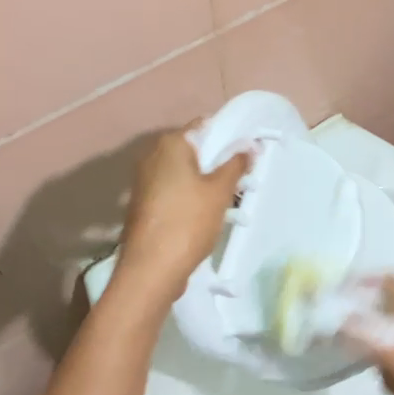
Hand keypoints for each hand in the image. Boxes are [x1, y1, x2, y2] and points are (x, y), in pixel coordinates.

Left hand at [115, 128, 249, 302]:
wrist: (151, 268)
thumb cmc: (188, 222)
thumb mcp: (220, 191)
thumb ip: (236, 163)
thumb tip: (249, 144)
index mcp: (170, 144)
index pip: (204, 126)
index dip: (229, 136)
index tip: (248, 153)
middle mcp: (152, 156)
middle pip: (193, 151)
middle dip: (218, 162)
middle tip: (243, 180)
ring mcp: (144, 181)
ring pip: (183, 174)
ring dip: (205, 183)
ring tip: (230, 202)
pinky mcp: (144, 204)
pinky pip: (173, 192)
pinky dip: (190, 198)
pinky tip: (206, 216)